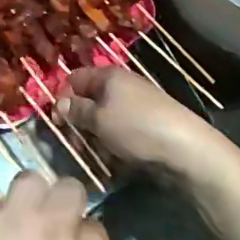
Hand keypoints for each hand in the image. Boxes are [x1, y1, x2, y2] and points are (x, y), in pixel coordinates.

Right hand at [57, 66, 220, 175]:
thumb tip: (60, 103)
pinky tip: (114, 164)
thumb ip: (77, 111)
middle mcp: (121, 86)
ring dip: (96, 139)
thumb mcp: (100, 119)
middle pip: (89, 101)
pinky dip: (113, 147)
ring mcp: (135, 106)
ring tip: (96, 159)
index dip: (62, 97)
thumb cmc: (135, 126)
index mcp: (108, 75)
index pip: (75, 79)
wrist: (183, 147)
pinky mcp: (146, 126)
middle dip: (79, 124)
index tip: (56, 123)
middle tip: (76, 146)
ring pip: (104, 121)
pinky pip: (120, 134)